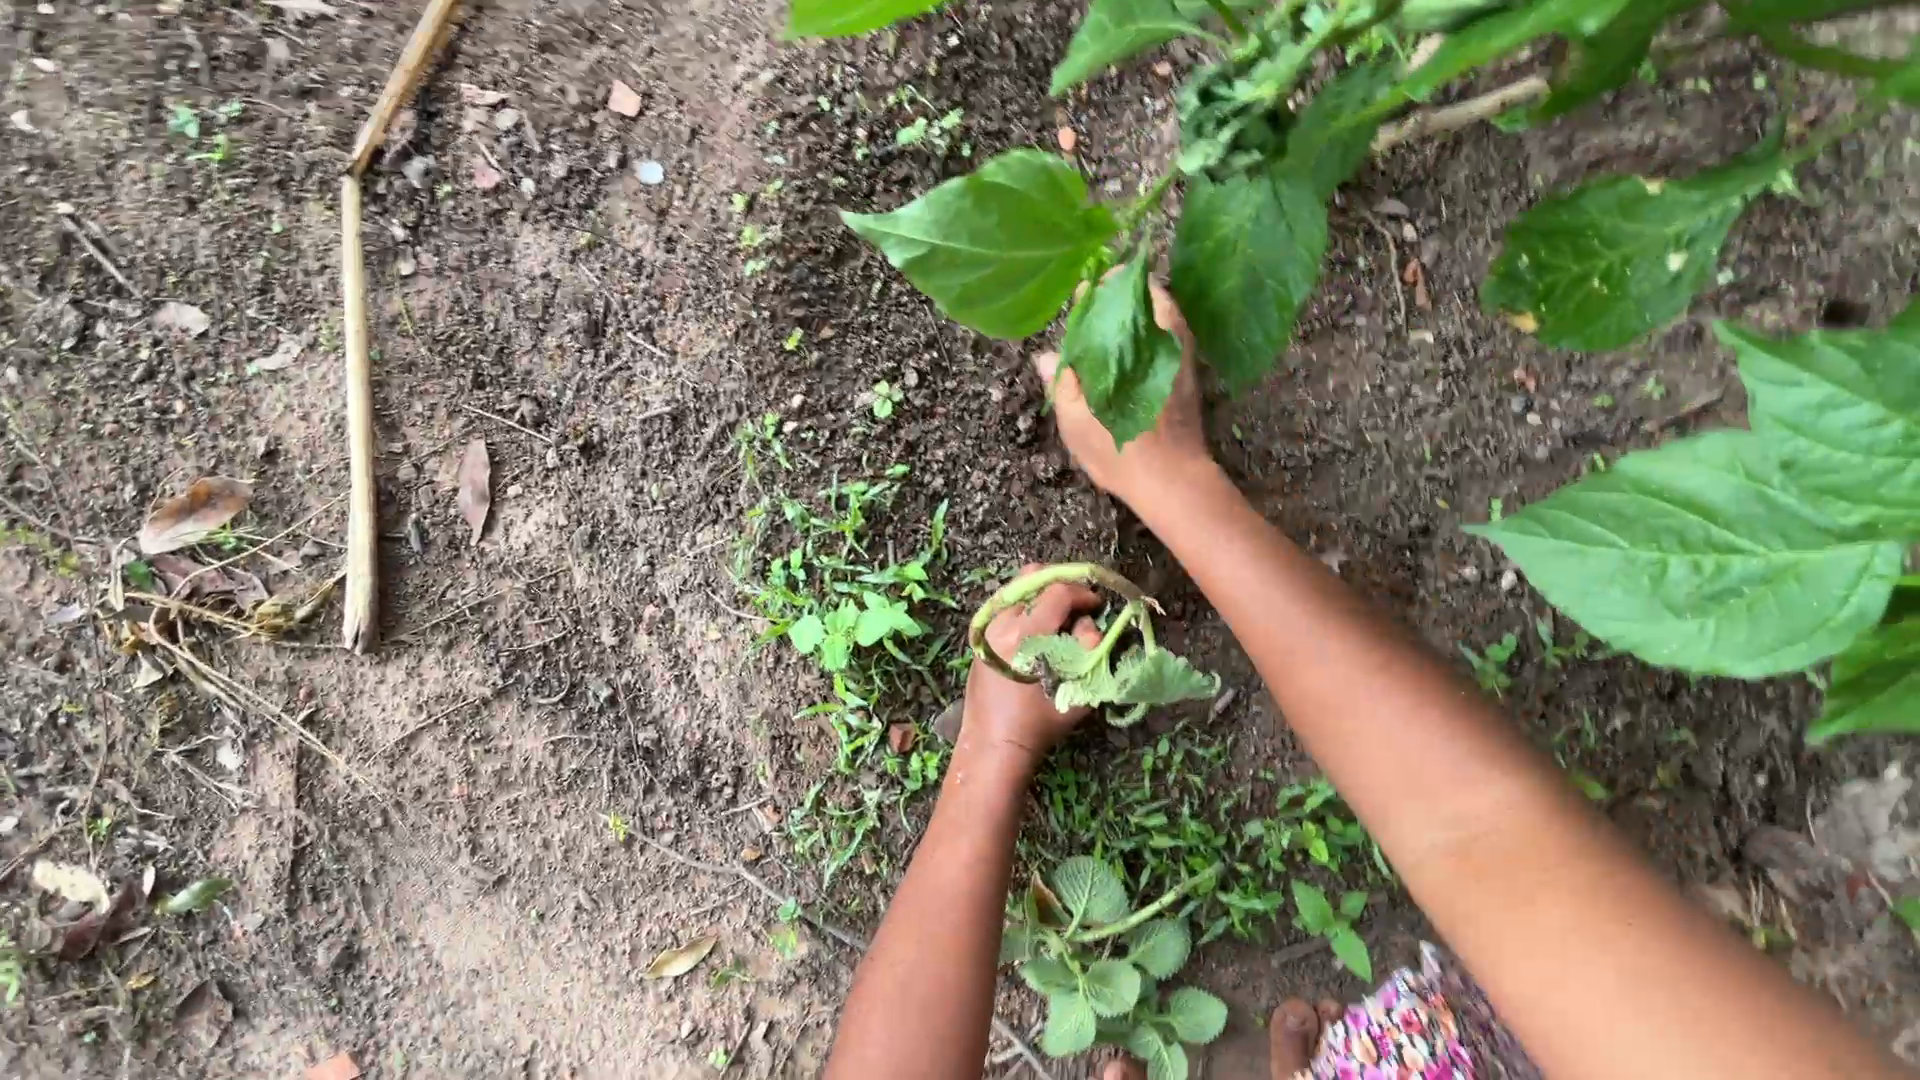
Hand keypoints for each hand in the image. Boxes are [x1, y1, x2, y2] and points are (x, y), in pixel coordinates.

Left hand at [961, 567, 1105, 768]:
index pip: (1058, 592)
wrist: (995, 744)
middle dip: (1060, 584)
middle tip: (1078, 601)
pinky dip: (1026, 607)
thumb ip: (1089, 648)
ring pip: (1017, 590)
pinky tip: (1039, 627)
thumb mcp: (1077, 688)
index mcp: (1025, 634)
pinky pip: (1006, 607)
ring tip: (1060, 614)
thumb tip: (1089, 624)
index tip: (1096, 604)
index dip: (1083, 593)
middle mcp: (1001, 623)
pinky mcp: (980, 637)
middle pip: (1032, 577)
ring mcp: (986, 628)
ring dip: (1042, 595)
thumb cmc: (1039, 722)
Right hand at [1032, 279, 1214, 509]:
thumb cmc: (1122, 450)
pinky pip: (1168, 344)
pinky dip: (1148, 340)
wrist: (1172, 482)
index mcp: (1138, 346)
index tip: (1087, 291)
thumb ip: (1063, 383)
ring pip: (1162, 322)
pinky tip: (1127, 358)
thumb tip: (1046, 357)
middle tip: (1095, 309)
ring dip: (1137, 318)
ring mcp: (1181, 362)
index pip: (1127, 294)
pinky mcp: (1188, 381)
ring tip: (1108, 332)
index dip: (1106, 286)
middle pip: (1150, 301)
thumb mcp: (1078, 420)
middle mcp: (1165, 345)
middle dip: (1123, 298)